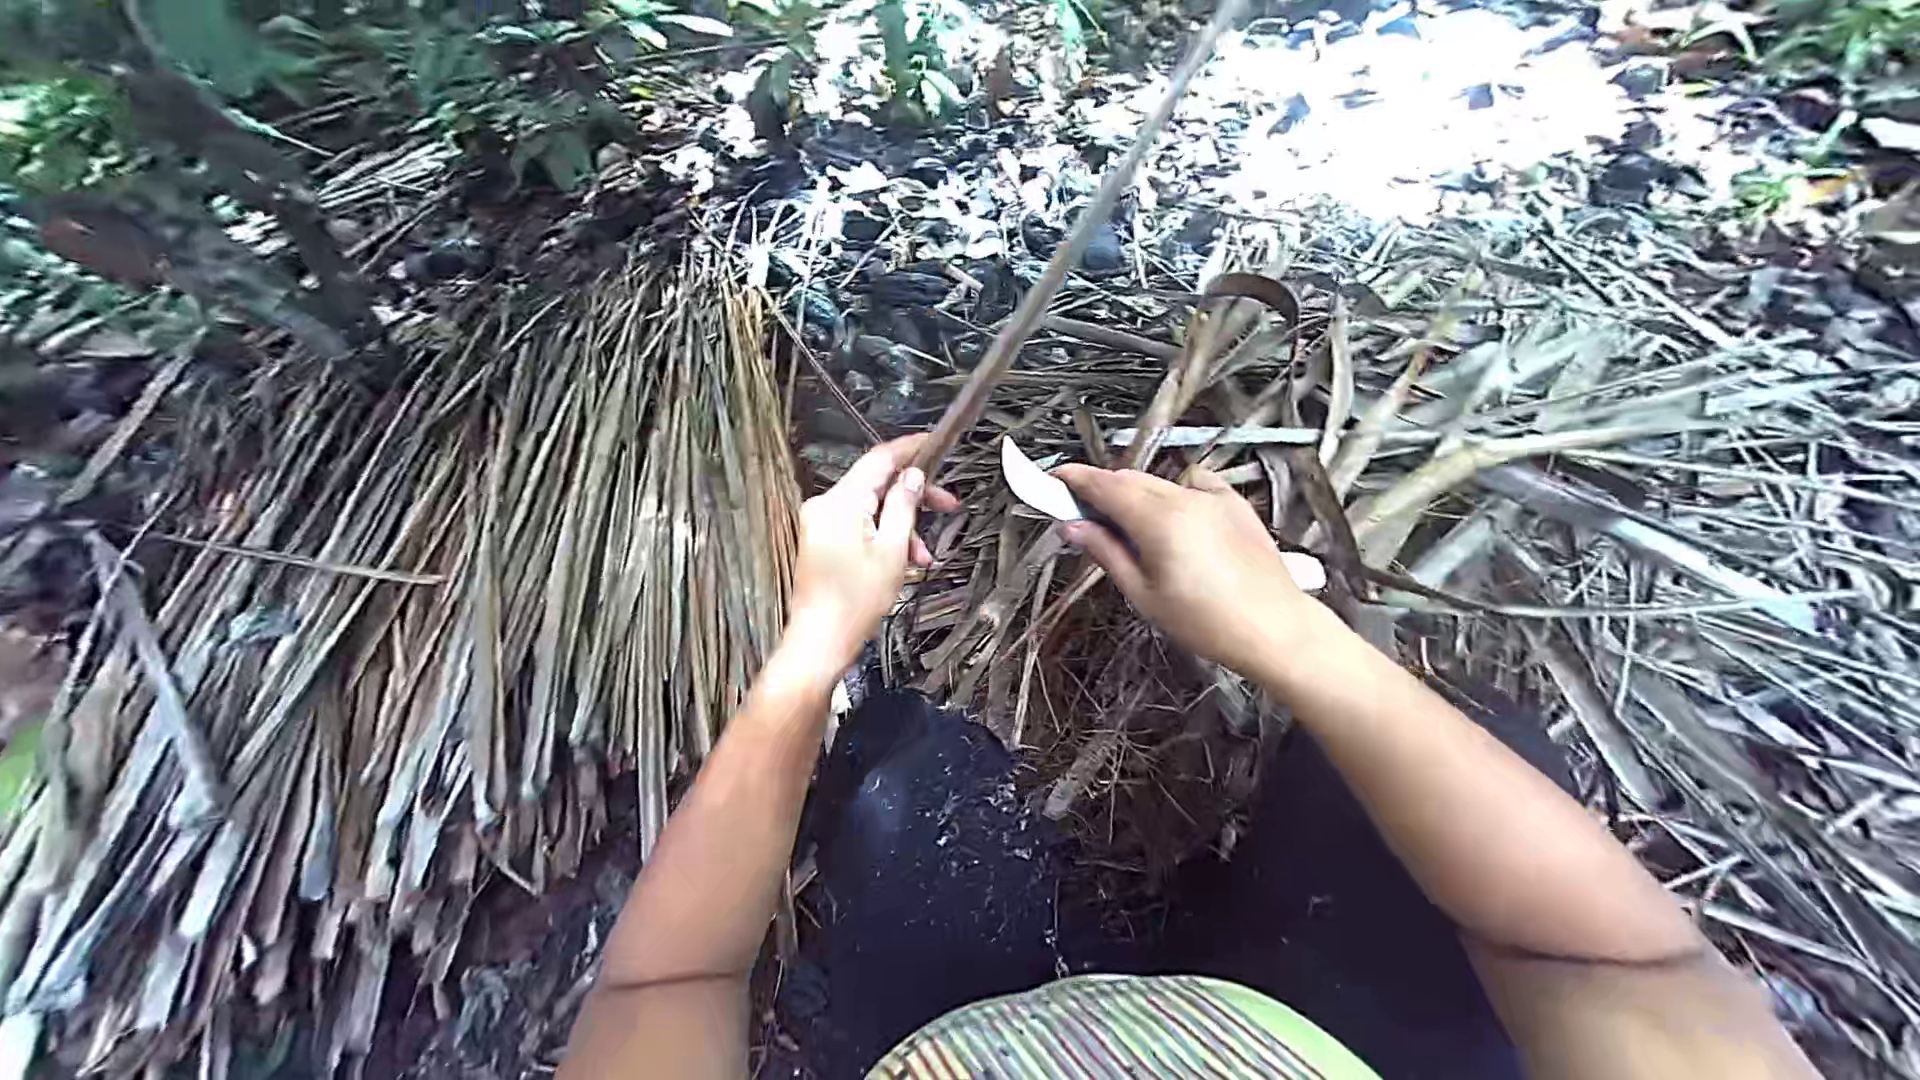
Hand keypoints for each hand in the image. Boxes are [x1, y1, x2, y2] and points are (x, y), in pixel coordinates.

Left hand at [783, 434, 960, 673]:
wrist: (821, 640)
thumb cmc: (852, 603)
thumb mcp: (892, 550)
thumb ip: (903, 506)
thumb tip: (913, 478)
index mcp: (841, 503)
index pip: (880, 459)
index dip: (910, 449)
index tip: (932, 443)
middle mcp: (825, 507)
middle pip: (877, 484)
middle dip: (914, 496)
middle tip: (946, 504)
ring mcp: (821, 524)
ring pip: (871, 507)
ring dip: (901, 523)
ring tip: (922, 553)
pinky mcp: (822, 540)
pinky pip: (859, 524)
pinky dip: (883, 534)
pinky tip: (902, 558)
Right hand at [1053, 464, 1319, 677]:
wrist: (1276, 630)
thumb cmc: (1204, 622)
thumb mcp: (1142, 594)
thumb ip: (1105, 552)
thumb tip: (1071, 526)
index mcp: (1158, 521)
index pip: (1105, 486)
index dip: (1075, 478)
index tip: (1054, 478)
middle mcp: (1185, 498)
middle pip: (1129, 479)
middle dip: (1102, 490)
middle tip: (1084, 516)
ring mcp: (1213, 496)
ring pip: (1158, 482)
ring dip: (1134, 494)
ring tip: (1130, 529)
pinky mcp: (1234, 502)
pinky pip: (1192, 483)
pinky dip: (1172, 492)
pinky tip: (1173, 517)